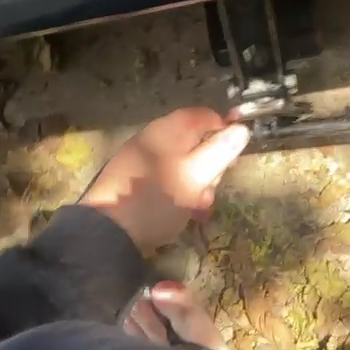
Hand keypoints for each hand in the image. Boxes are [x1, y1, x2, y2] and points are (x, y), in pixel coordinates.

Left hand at [80, 107, 248, 249]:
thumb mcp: (197, 177)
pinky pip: (165, 177)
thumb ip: (221, 152)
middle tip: (211, 189)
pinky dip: (178, 190)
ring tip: (197, 207)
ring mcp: (140, 158)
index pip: (205, 115)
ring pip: (181, 162)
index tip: (233, 159)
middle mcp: (153, 138)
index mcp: (169, 130)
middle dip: (210, 165)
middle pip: (194, 140)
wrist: (107, 233)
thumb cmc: (158, 200)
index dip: (225, 133)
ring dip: (196, 182)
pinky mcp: (131, 179)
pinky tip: (180, 211)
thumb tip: (242, 129)